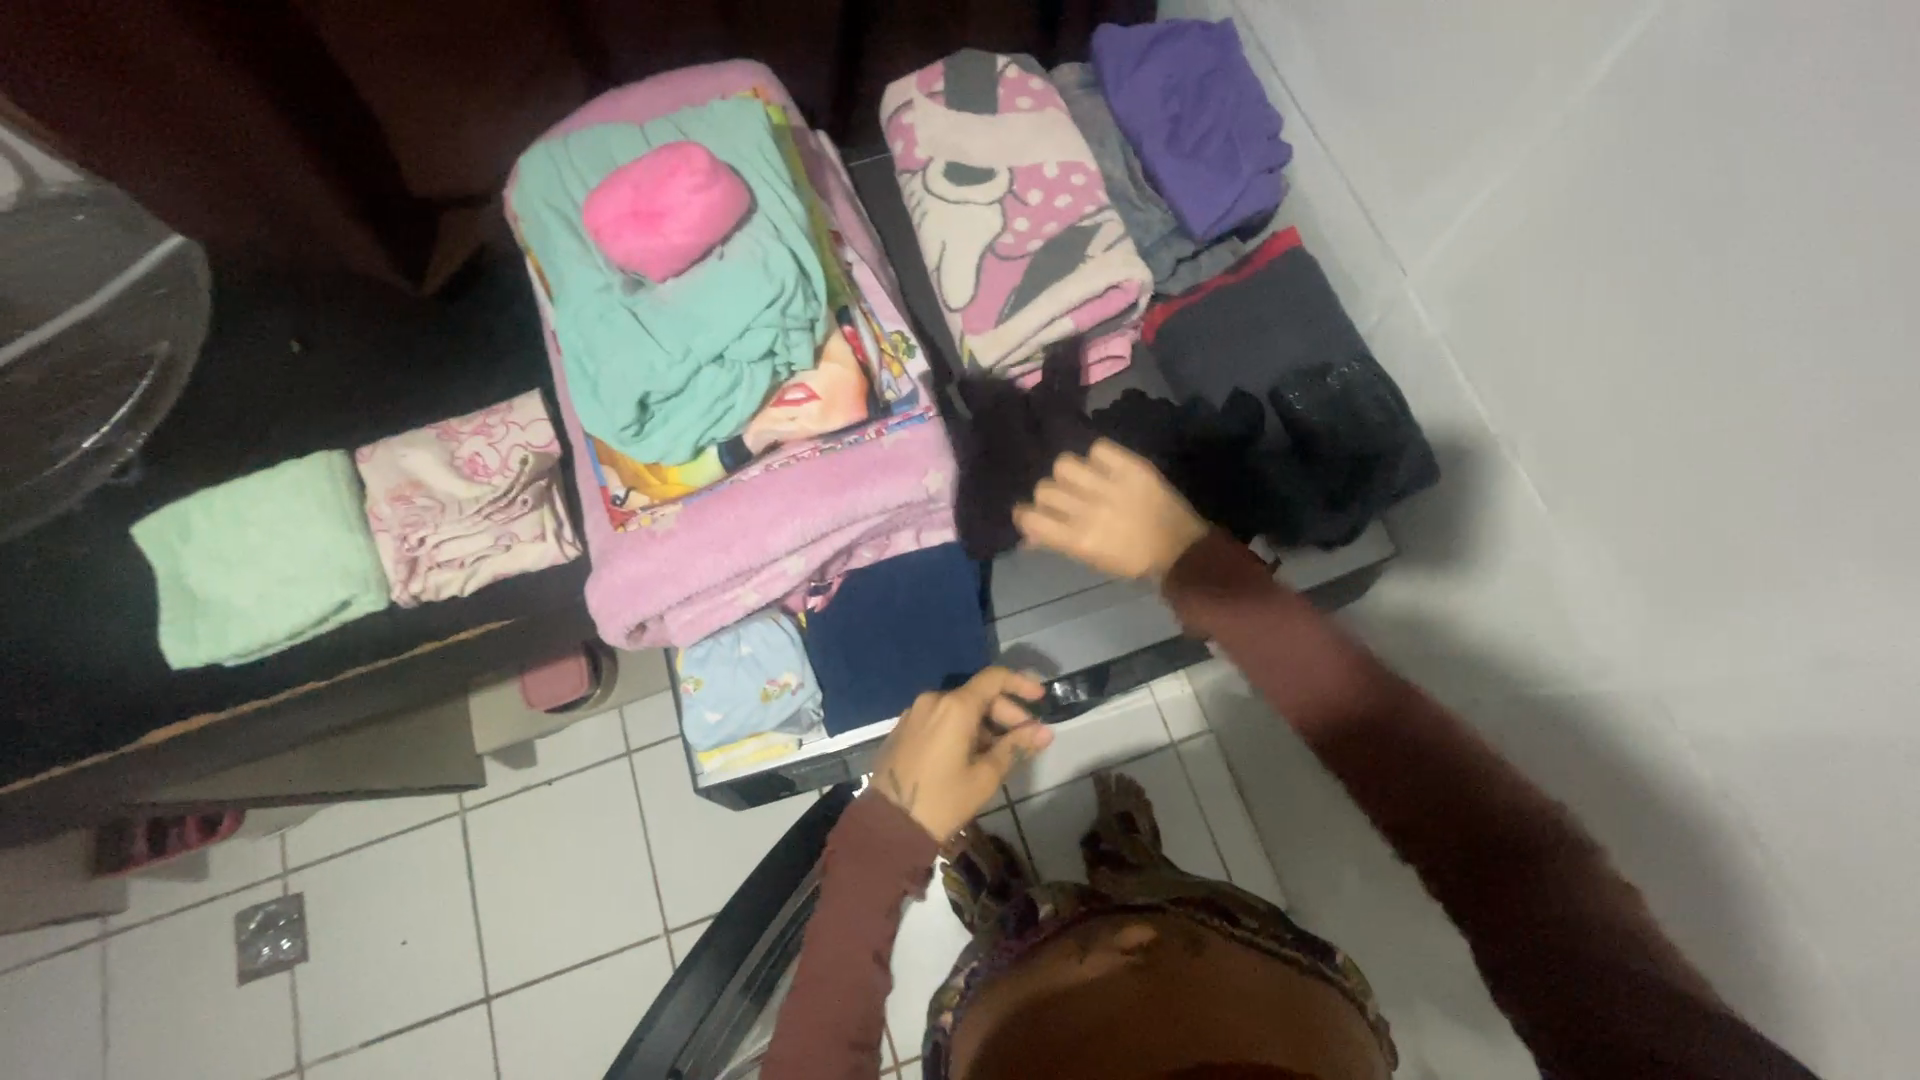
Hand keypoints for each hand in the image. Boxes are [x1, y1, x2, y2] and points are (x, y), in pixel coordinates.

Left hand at [870, 668, 1052, 841]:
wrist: (889, 825)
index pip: (994, 678)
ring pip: (958, 707)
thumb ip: (1015, 747)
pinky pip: (940, 718)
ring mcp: (914, 713)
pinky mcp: (904, 729)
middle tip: (1026, 737)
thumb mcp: (985, 776)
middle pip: (978, 694)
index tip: (1040, 699)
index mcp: (954, 706)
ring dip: (984, 723)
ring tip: (1000, 751)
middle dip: (1006, 712)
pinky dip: (961, 728)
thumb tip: (1045, 731)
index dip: (1021, 684)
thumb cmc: (943, 800)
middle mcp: (933, 700)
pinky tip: (972, 754)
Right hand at [1013, 439, 1209, 579]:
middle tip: (1064, 499)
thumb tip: (1027, 534)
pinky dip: (1097, 456)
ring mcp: (1110, 486)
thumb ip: (1056, 542)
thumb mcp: (1089, 558)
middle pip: (1044, 488)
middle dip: (1049, 494)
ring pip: (1064, 464)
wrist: (1180, 548)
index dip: (1024, 513)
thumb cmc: (1130, 561)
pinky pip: (1098, 448)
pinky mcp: (1131, 467)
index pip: (1031, 517)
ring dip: (1068, 473)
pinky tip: (1104, 468)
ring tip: (1083, 480)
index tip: (1031, 513)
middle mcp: (1089, 510)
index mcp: (1078, 539)